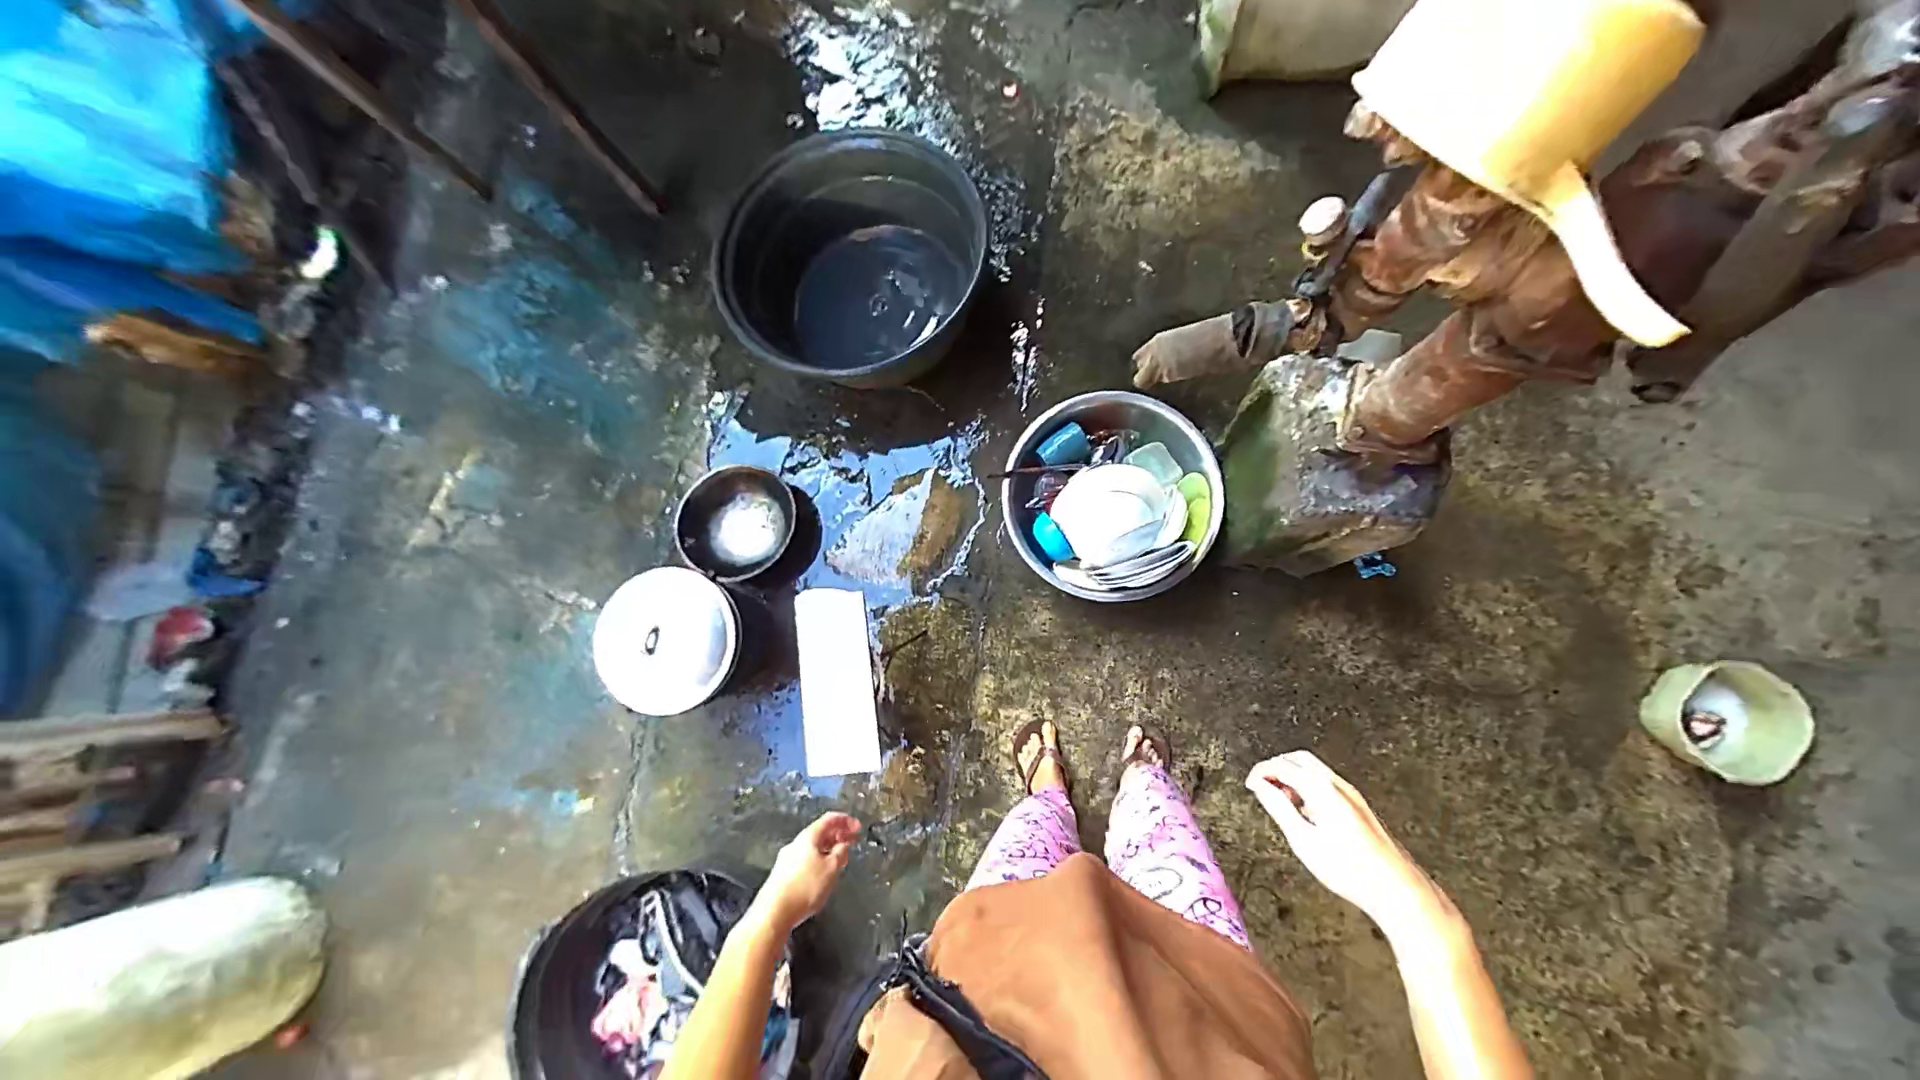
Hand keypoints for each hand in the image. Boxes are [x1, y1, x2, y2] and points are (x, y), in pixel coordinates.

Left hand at [750, 812, 861, 933]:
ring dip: (828, 849)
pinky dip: (818, 861)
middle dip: (838, 835)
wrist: (772, 913)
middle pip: (820, 833)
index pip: (829, 819)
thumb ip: (840, 853)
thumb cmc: (806, 887)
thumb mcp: (831, 869)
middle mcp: (795, 844)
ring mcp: (786, 859)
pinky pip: (805, 860)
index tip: (858, 828)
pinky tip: (823, 874)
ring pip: (812, 848)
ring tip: (840, 859)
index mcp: (807, 837)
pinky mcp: (782, 875)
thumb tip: (843, 845)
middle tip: (852, 842)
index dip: (846, 821)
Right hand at [1245, 751, 1455, 941]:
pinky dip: (1306, 785)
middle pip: (1298, 759)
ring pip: (1313, 769)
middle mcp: (1338, 785)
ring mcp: (1351, 794)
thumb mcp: (1302, 840)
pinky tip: (1303, 810)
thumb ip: (1278, 807)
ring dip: (1291, 776)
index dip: (1260, 772)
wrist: (1396, 890)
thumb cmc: (1351, 870)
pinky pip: (1325, 782)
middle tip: (1261, 785)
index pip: (1281, 765)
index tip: (1250, 784)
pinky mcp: (1358, 806)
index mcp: (1321, 788)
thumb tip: (1260, 787)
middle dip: (1275, 767)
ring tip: (1279, 800)